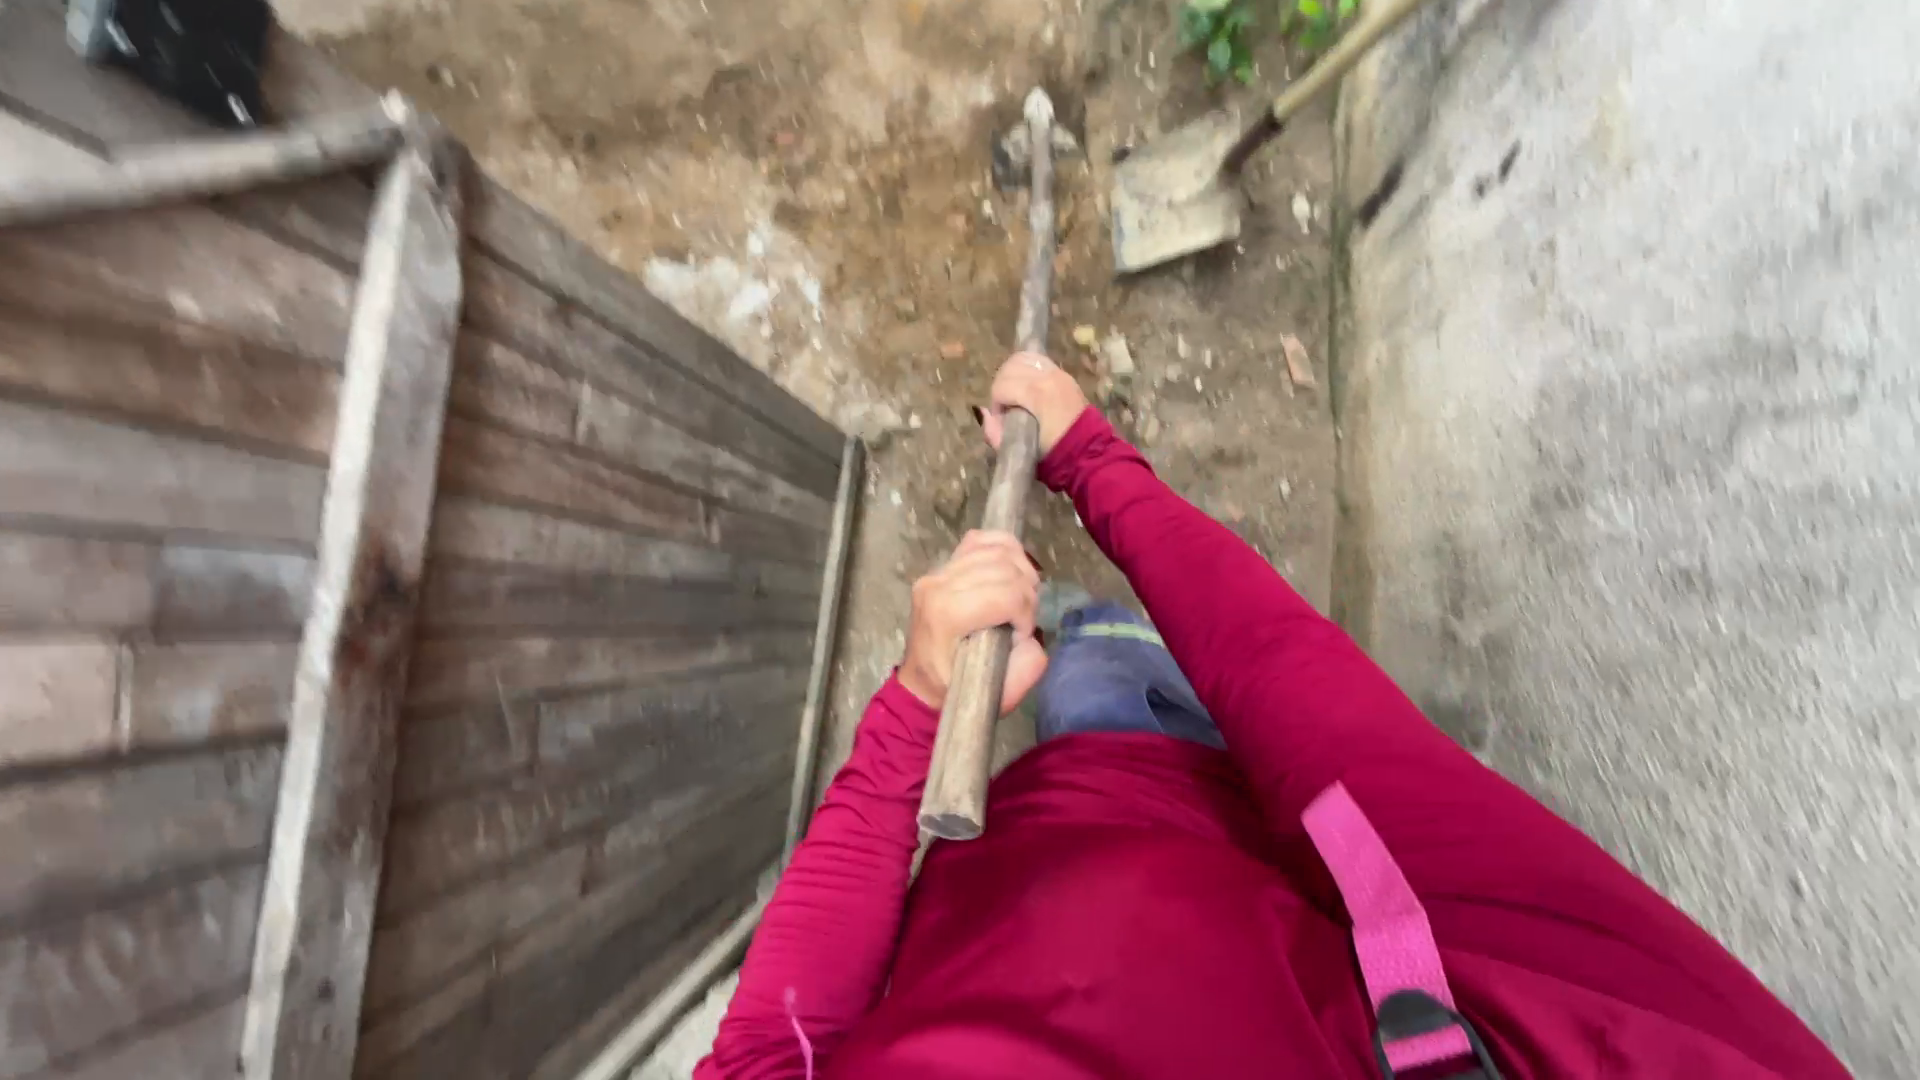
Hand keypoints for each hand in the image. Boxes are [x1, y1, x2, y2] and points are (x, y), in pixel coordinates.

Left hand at [897, 530, 1047, 713]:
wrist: (921, 682)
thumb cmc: (956, 688)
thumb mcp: (995, 694)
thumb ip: (1024, 669)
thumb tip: (1032, 637)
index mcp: (947, 615)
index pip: (1006, 595)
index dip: (1026, 614)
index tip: (1021, 634)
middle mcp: (939, 585)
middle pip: (1005, 569)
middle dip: (1026, 594)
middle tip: (1021, 619)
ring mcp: (938, 571)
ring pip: (996, 550)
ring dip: (1020, 571)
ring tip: (1019, 596)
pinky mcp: (943, 565)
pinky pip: (980, 539)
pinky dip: (1004, 548)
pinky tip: (1011, 569)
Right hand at [982, 352, 1088, 455]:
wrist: (1086, 451)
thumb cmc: (1051, 454)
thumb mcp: (1016, 449)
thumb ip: (994, 432)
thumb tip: (984, 413)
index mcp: (1035, 394)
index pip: (1001, 386)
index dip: (995, 404)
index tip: (1001, 420)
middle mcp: (1046, 377)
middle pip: (1009, 368)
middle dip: (1001, 386)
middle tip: (1005, 405)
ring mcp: (1057, 372)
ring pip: (1022, 358)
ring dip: (1012, 374)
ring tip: (1014, 392)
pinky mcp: (1063, 374)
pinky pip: (1037, 360)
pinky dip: (1026, 368)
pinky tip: (1025, 384)